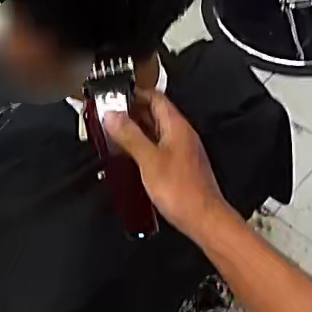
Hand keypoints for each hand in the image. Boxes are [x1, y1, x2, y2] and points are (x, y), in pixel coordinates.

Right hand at [100, 89, 231, 235]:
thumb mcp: (148, 159)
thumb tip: (113, 116)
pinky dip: (143, 146)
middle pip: (155, 113)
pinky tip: (131, 155)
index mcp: (177, 127)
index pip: (156, 97)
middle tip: (110, 115)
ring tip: (115, 133)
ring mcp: (182, 150)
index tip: (115, 96)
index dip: (135, 93)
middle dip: (132, 111)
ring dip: (136, 129)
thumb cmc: (183, 192)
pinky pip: (159, 147)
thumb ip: (130, 135)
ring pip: (156, 131)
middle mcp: (182, 135)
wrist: (202, 217)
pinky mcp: (180, 165)